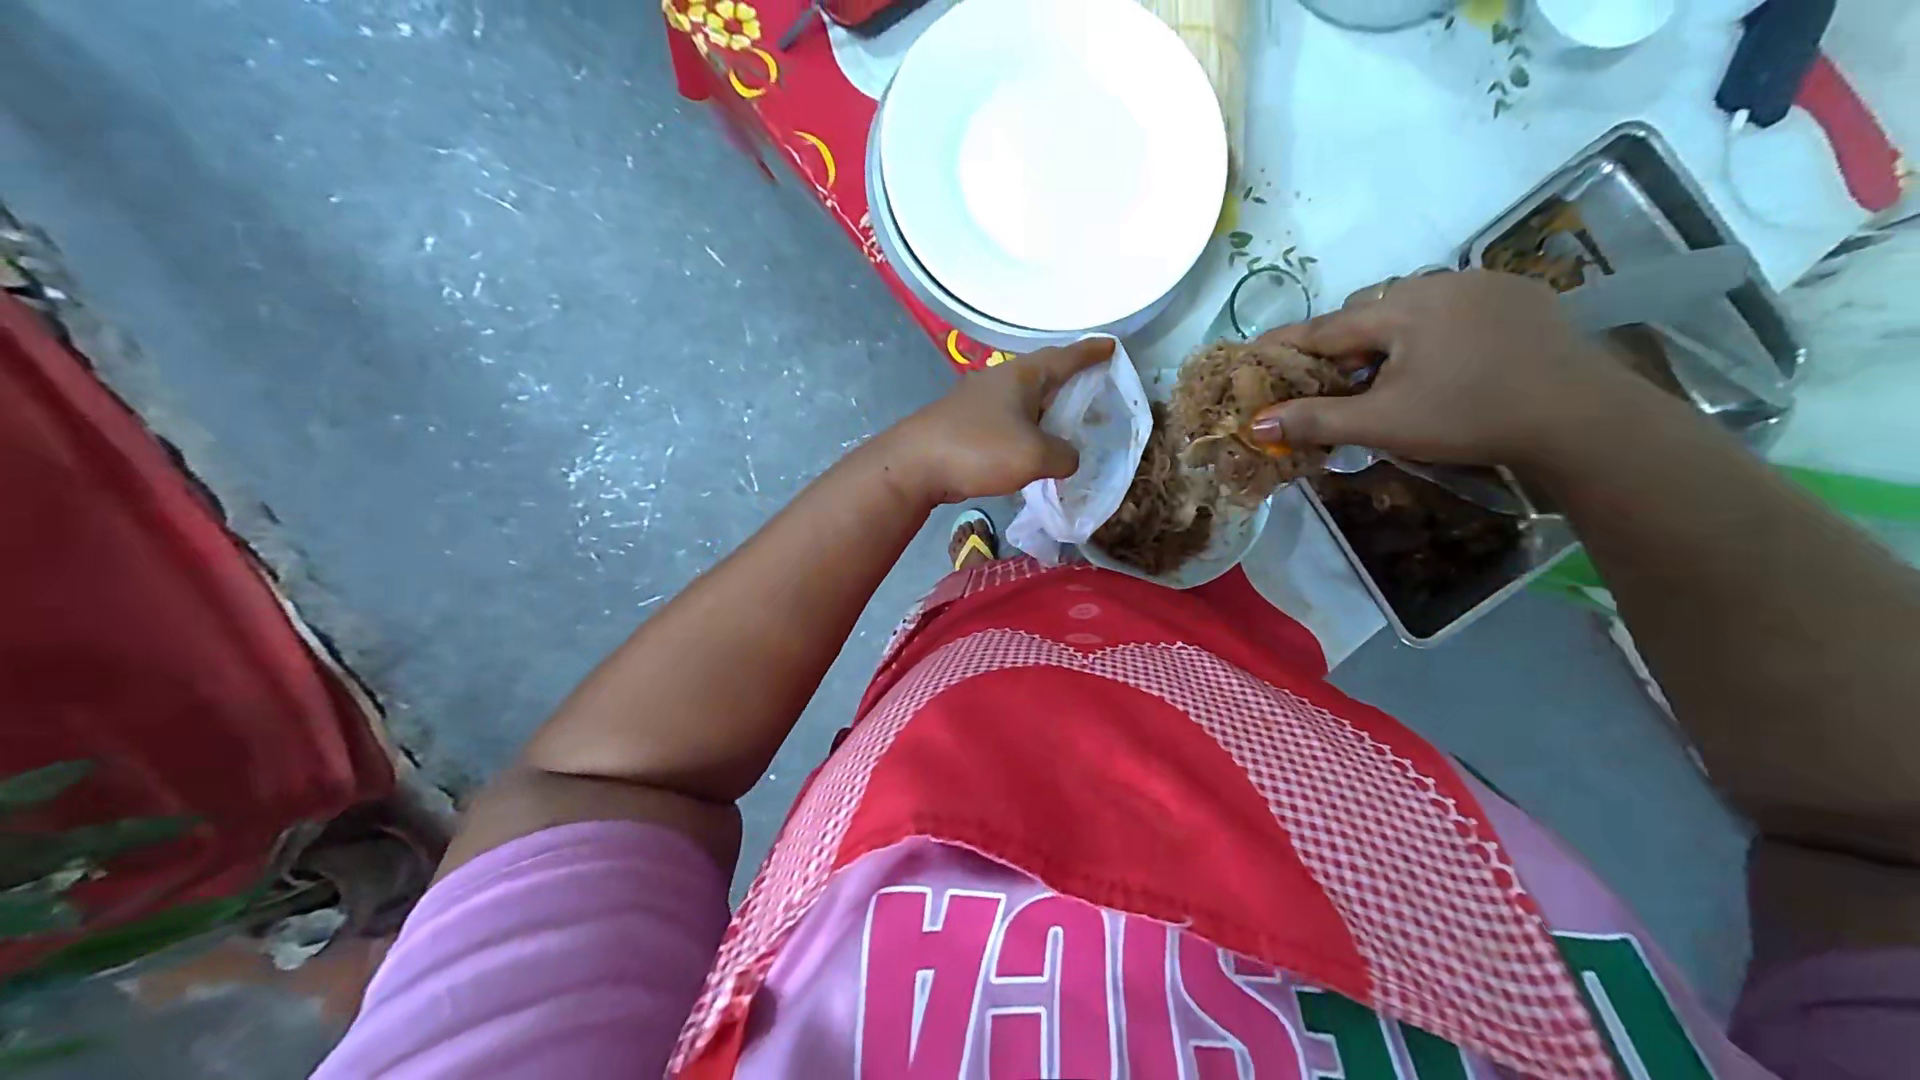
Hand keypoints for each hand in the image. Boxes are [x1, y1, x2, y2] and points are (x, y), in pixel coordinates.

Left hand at [877, 337, 1116, 505]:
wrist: (913, 466)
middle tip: (1094, 389)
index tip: (1111, 347)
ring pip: (1024, 401)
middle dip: (1069, 381)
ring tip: (1069, 424)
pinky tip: (1032, 448)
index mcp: (1022, 375)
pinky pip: (1008, 422)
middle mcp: (1000, 380)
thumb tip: (1067, 458)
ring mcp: (979, 402)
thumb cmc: (978, 448)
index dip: (1090, 353)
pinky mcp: (965, 425)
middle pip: (1044, 376)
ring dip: (1047, 410)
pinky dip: (1027, 430)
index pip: (1065, 356)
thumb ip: (1064, 456)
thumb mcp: (1035, 455)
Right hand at [1245, 271, 1651, 465]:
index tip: (1252, 352)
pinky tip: (1438, 359)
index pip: (1325, 326)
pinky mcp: (1519, 296)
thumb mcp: (1383, 423)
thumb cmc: (1469, 416)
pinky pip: (1450, 306)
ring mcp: (1484, 284)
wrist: (1581, 417)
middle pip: (1366, 309)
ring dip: (1385, 334)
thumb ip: (1315, 419)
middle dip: (1340, 340)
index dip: (1285, 343)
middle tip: (1331, 378)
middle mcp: (1439, 283)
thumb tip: (1256, 423)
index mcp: (1402, 309)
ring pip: (1410, 304)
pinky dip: (1427, 329)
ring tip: (1385, 371)